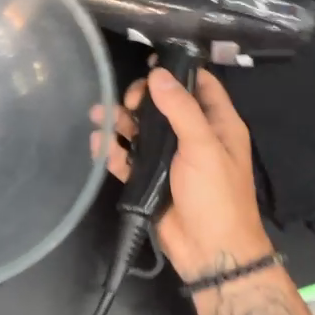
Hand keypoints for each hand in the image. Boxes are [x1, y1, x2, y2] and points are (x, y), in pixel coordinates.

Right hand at [103, 68, 272, 280]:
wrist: (210, 250)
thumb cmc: (216, 195)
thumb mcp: (203, 146)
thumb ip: (180, 109)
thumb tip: (158, 75)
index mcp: (217, 125)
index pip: (200, 86)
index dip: (177, 72)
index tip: (150, 64)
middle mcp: (192, 137)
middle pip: (162, 105)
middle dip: (141, 99)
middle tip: (129, 103)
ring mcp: (169, 159)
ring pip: (140, 131)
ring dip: (119, 122)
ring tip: (98, 115)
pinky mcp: (149, 179)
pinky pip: (126, 158)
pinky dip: (112, 151)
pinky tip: (97, 144)